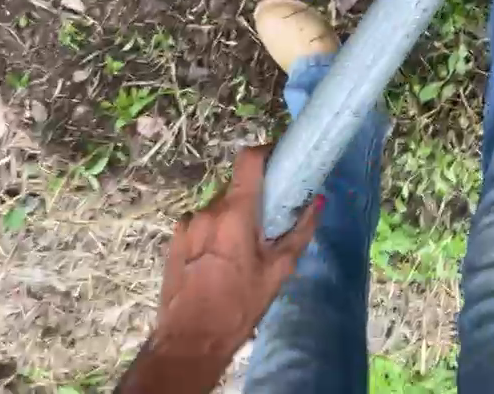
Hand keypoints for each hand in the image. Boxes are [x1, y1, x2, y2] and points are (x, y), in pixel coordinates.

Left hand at [118, 146, 320, 392]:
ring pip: (218, 205)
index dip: (265, 151)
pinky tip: (219, 256)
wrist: (189, 343)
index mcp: (236, 212)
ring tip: (242, 244)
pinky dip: (213, 229)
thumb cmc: (240, 305)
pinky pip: (199, 222)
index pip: (248, 159)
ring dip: (232, 214)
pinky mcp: (173, 241)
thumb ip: (301, 230)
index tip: (279, 157)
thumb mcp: (279, 269)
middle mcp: (209, 211)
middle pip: (236, 186)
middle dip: (253, 195)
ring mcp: (187, 225)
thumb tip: (319, 200)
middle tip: (267, 216)